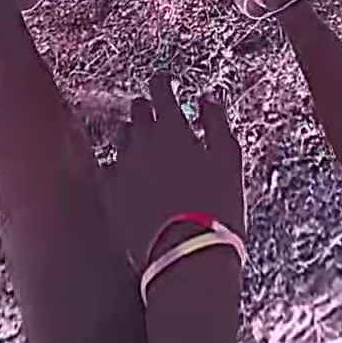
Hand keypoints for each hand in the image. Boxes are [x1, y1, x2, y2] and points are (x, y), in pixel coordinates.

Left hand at [106, 73, 244, 265]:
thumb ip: (217, 121)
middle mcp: (141, 140)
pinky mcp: (112, 193)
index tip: (167, 82)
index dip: (163, 81)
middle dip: (150, 109)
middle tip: (164, 120)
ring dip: (137, 139)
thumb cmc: (216, 210)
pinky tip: (140, 181)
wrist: (187, 261)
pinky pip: (115, 169)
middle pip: (139, 110)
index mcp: (171, 127)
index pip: (159, 87)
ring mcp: (123, 166)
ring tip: (154, 153)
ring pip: (125, 138)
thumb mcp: (229, 159)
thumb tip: (207, 97)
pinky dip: (126, 169)